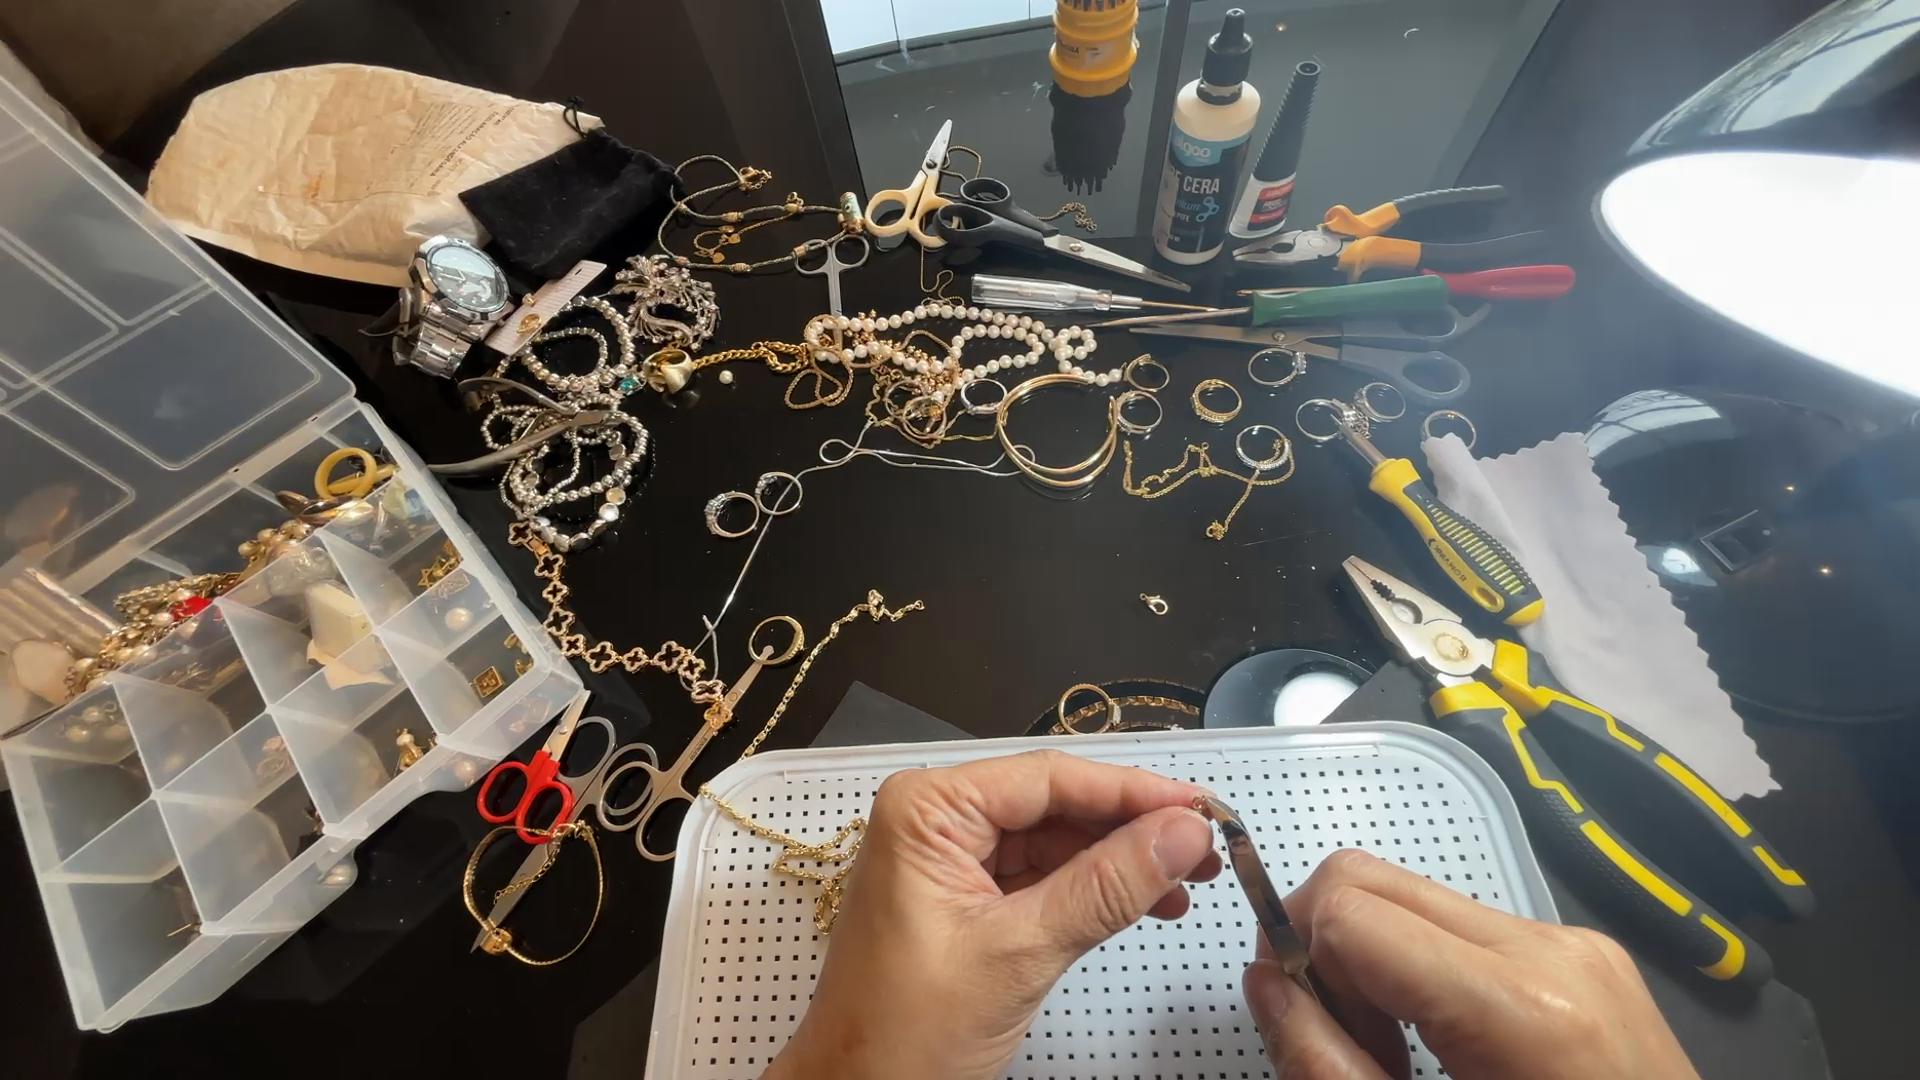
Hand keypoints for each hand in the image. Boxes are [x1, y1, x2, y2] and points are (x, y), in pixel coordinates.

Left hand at [765, 749, 1222, 1079]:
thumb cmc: (909, 1032)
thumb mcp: (1019, 952)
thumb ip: (1106, 885)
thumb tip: (1184, 831)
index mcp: (929, 806)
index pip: (1046, 778)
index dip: (1129, 789)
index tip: (1199, 805)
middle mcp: (937, 814)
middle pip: (1052, 803)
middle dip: (1129, 826)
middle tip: (1204, 844)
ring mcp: (950, 851)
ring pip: (1052, 836)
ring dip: (1117, 858)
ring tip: (1187, 878)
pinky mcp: (964, 888)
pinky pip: (1039, 871)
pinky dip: (1091, 886)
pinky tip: (1143, 899)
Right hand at [1244, 849, 1699, 1079]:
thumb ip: (1325, 1068)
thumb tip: (1262, 979)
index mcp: (1523, 1008)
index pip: (1349, 909)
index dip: (1299, 957)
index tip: (1307, 1027)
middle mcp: (1550, 946)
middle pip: (1367, 878)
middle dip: (1321, 942)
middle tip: (1336, 1031)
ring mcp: (1574, 943)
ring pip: (1402, 894)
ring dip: (1366, 956)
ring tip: (1392, 1049)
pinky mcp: (1581, 951)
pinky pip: (1448, 921)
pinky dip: (1411, 964)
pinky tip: (1438, 1038)